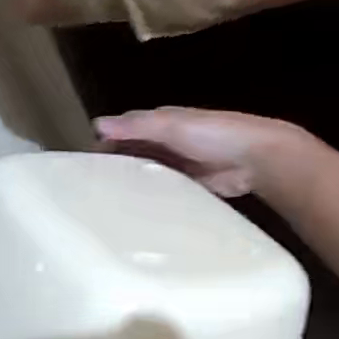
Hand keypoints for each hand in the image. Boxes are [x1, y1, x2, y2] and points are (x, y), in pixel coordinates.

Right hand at [95, 107, 315, 197]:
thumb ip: (136, 126)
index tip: (83, 166)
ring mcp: (179, 167)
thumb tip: (96, 124)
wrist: (256, 157)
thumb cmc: (213, 134)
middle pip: (134, 156)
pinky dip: (153, 200)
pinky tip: (138, 215)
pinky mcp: (191, 189)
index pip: (124, 132)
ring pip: (148, 176)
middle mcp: (167, 144)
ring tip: (109, 208)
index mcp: (161, 123)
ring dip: (134, 186)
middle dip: (116, 168)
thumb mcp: (171, 125)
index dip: (105, 145)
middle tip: (91, 193)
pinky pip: (166, 194)